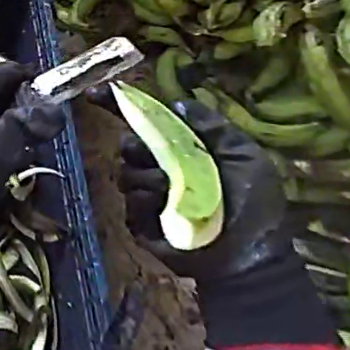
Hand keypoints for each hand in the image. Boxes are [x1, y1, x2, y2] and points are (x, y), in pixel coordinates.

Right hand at [119, 100, 292, 281]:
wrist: (254, 256)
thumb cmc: (255, 203)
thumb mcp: (243, 155)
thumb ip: (212, 126)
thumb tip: (178, 102)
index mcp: (180, 148)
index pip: (145, 122)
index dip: (118, 105)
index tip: (94, 93)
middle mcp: (159, 168)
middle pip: (128, 146)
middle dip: (134, 147)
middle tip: (148, 155)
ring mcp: (148, 197)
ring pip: (126, 174)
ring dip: (146, 178)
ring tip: (171, 190)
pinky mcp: (142, 223)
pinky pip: (130, 202)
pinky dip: (146, 202)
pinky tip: (166, 210)